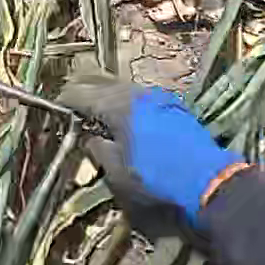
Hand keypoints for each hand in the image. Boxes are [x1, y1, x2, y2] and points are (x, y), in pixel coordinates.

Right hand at [62, 75, 243, 229]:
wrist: (208, 180)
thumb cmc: (155, 178)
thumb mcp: (117, 172)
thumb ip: (98, 149)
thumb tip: (89, 136)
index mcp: (116, 105)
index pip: (82, 95)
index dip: (66, 101)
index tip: (56, 107)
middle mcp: (134, 93)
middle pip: (101, 84)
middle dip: (85, 92)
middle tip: (73, 104)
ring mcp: (156, 96)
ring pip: (122, 88)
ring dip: (106, 95)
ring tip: (97, 109)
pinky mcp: (171, 105)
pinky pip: (139, 96)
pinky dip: (125, 101)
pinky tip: (125, 115)